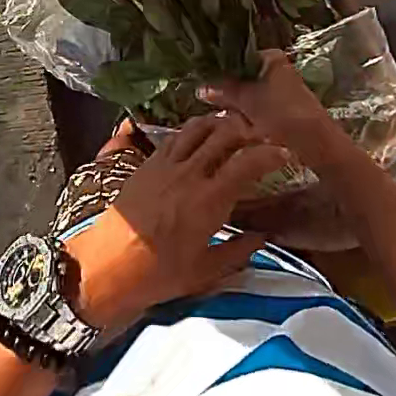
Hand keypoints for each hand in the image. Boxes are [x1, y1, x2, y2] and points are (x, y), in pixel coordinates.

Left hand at [63, 114, 290, 331]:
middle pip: (221, 134)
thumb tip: (261, 236)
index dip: (270, 154)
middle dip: (245, 130)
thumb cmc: (160, 272)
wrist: (111, 262)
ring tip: (229, 127)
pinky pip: (171, 138)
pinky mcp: (145, 165)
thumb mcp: (207, 271)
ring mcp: (163, 165)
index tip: (284, 155)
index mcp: (209, 200)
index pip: (246, 163)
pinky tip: (195, 139)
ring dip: (215, 123)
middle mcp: (188, 174)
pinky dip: (188, 132)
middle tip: (258, 137)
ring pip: (193, 129)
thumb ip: (239, 251)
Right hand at [200, 51, 346, 163]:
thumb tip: (200, 86)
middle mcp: (275, 68)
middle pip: (239, 76)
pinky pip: (255, 106)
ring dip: (235, 105)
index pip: (233, 58)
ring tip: (229, 117)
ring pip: (245, 93)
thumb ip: (222, 89)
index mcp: (270, 58)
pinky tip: (241, 125)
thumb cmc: (282, 114)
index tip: (205, 86)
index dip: (217, 73)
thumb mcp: (246, 98)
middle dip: (226, 92)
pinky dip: (246, 115)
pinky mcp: (281, 107)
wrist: (316, 144)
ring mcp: (279, 88)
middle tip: (214, 104)